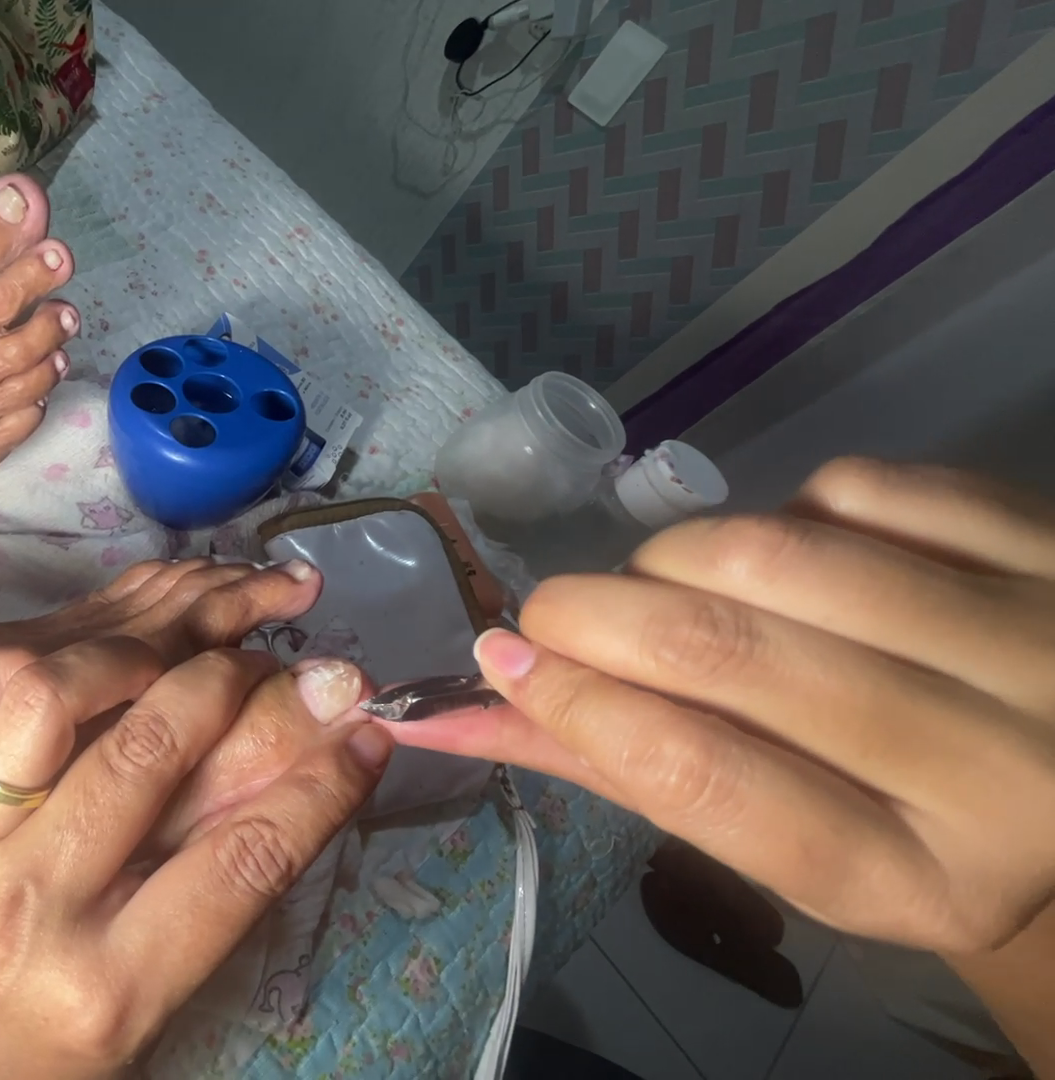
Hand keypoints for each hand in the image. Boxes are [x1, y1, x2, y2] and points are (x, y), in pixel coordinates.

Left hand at [0, 640, 392, 1078]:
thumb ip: (237, 863)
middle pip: (149, 755)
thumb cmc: (76, 1031)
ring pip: (49, 699)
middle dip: (233, 687)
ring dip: (128, 659)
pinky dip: (20, 659)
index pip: (241, 856)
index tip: (364, 722)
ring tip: (165, 664)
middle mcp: (24, 908)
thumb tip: (333, 746)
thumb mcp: (169, 975)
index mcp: (110, 984)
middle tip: (272, 666)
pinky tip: (71, 675)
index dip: (321, 778)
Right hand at [384, 458, 1054, 953]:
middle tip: (551, 618)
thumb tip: (425, 719)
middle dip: (585, 615)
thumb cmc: (863, 816)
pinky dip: (783, 509)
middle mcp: (1010, 778)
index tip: (499, 659)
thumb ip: (584, 760)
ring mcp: (1046, 647)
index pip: (694, 772)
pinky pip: (853, 486)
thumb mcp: (732, 823)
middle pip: (715, 649)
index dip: (571, 702)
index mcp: (906, 877)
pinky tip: (795, 556)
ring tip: (664, 587)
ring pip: (766, 552)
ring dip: (667, 558)